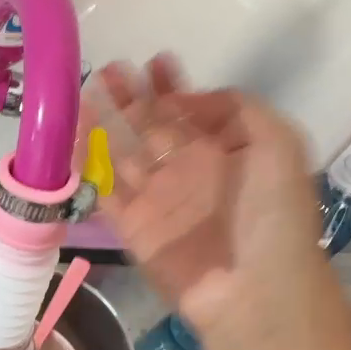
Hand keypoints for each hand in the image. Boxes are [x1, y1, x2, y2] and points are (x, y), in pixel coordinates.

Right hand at [83, 56, 326, 344]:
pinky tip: (73, 138)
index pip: (191, 110)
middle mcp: (187, 171)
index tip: (154, 61)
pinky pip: (103, 190)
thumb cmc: (271, 214)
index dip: (172, 86)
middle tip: (109, 70)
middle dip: (131, 98)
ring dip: (104, 124)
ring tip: (85, 94)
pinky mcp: (131, 226)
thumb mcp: (277, 143)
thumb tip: (183, 100)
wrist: (252, 288)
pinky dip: (86, 165)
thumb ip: (236, 108)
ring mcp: (157, 198)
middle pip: (151, 126)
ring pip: (122, 153)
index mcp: (224, 150)